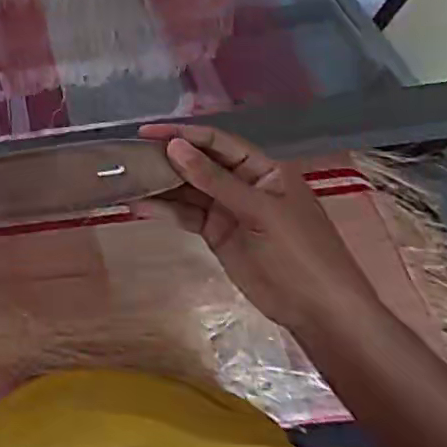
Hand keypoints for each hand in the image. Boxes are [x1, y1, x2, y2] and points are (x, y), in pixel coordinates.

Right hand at [133, 125, 384, 334]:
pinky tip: (138, 207)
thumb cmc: (301, 253)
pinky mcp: (216, 233)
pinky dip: (163, 211)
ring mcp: (228, 209)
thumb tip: (175, 146)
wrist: (320, 313)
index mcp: (263, 170)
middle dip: (166, 158)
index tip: (146, 133)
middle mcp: (242, 184)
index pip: (217, 142)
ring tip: (127, 180)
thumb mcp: (260, 211)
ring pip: (187, 189)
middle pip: (198, 163)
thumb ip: (214, 179)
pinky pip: (185, 215)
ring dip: (159, 185)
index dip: (183, 134)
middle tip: (129, 156)